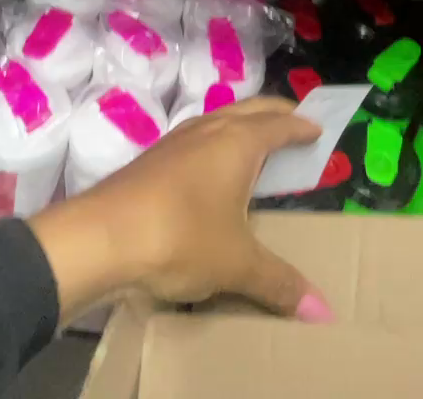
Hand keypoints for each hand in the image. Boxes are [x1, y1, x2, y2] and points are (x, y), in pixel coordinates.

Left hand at [27, 96, 332, 323]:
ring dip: (242, 125)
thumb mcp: (236, 263)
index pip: (279, 123)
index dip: (301, 125)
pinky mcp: (152, 159)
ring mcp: (176, 141)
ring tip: (257, 146)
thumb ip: (280, 282)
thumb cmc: (180, 237)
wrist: (98, 237)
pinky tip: (211, 171)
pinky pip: (197, 138)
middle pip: (250, 109)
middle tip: (295, 124)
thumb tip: (324, 312)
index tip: (318, 129)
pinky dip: (217, 143)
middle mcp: (209, 129)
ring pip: (219, 120)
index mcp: (238, 141)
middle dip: (275, 113)